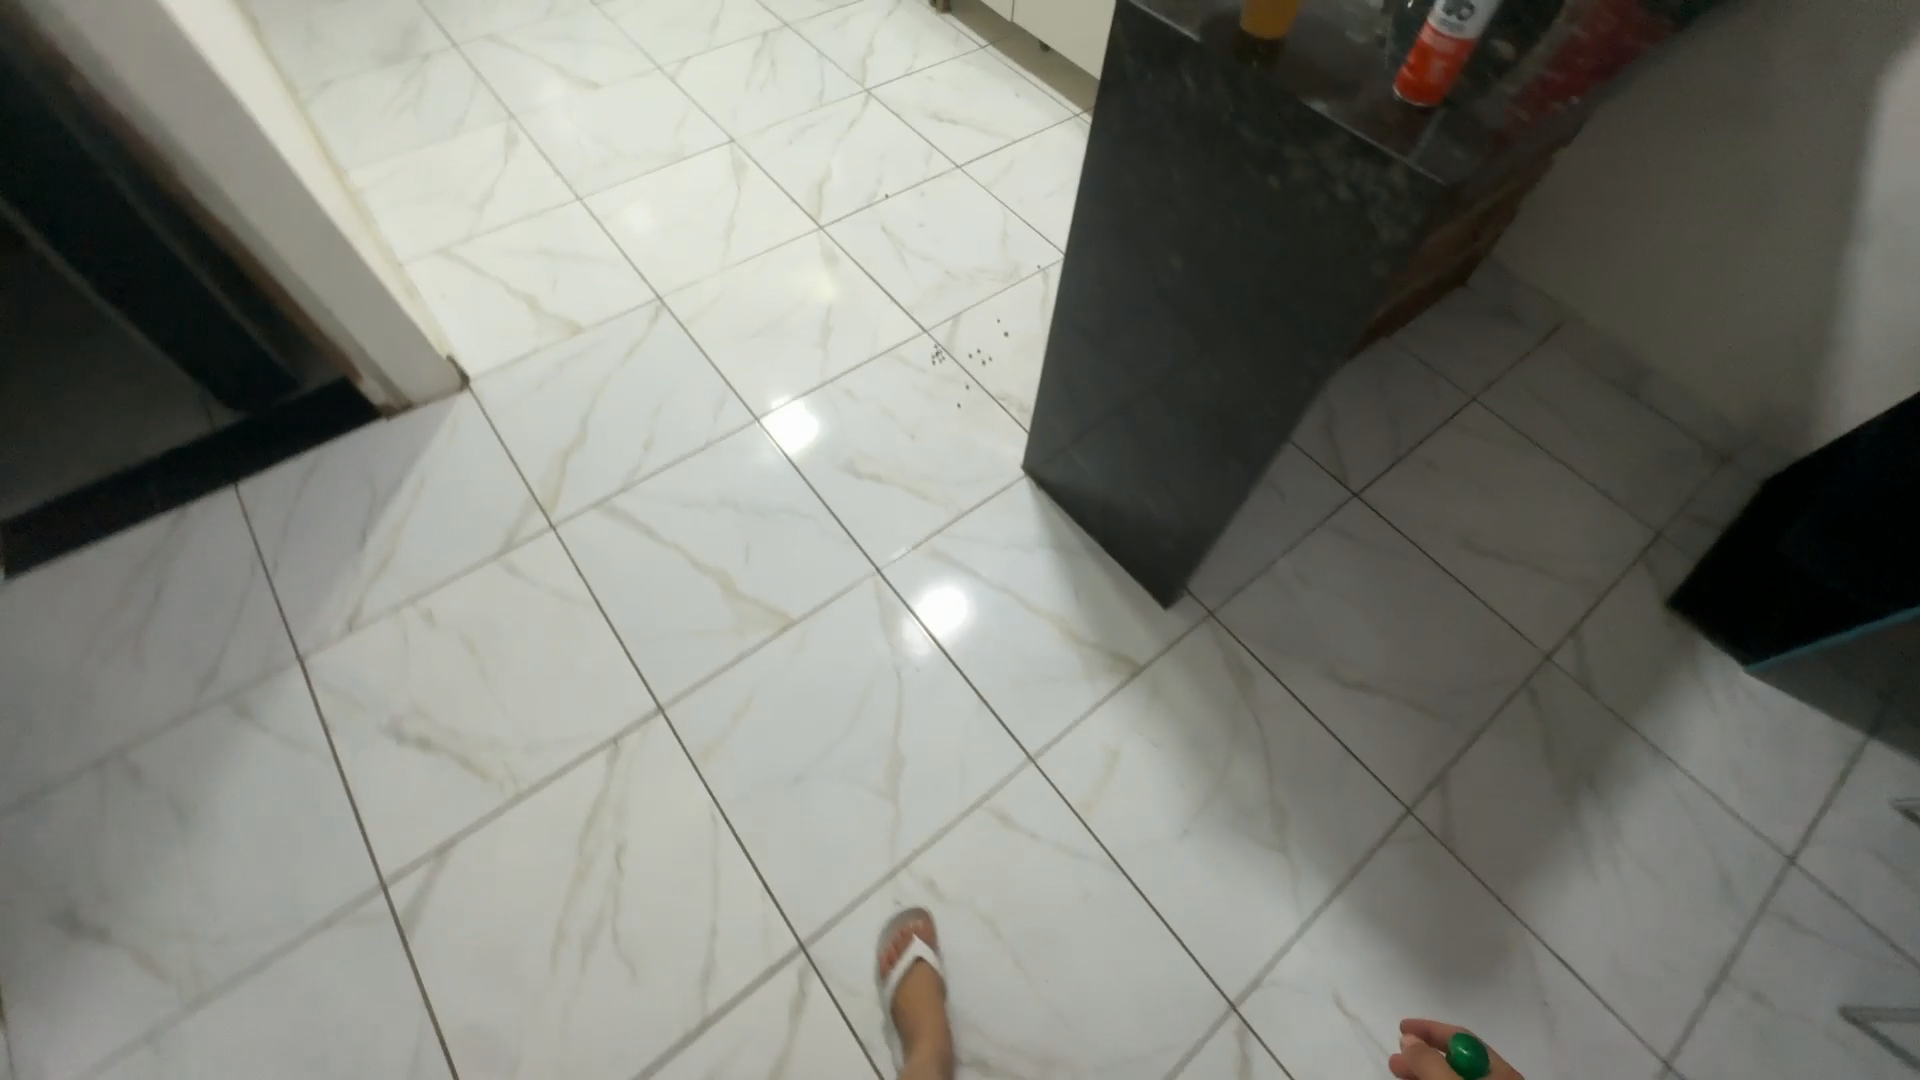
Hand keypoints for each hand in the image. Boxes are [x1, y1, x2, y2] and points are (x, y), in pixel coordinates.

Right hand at [1388, 1019, 1523, 1079]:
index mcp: (1498, 1066)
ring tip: (1399, 1073)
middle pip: (1455, 1057)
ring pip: (1453, 1075)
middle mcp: (1498, 1076)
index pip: (1460, 1036)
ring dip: (1423, 1070)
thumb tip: (1407, 1037)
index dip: (1428, 1028)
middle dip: (1420, 1053)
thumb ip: (1428, 1059)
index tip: (1401, 1027)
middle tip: (1395, 1056)